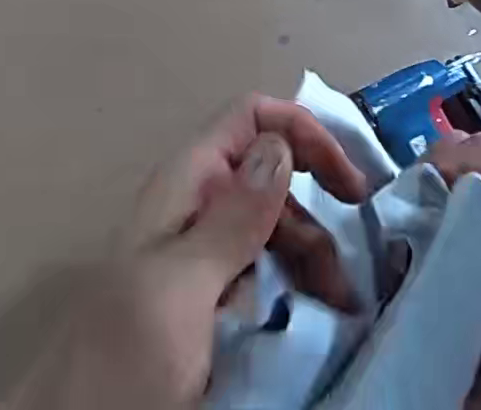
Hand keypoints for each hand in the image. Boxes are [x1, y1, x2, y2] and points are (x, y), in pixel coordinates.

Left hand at [40, 95, 368, 408]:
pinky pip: (271, 270)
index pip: (251, 119)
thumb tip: (280, 145)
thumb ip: (232, 217)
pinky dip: (301, 283)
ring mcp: (208, 253)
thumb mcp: (179, 288)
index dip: (300, 130)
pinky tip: (322, 313)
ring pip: (279, 224)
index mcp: (188, 183)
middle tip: (359, 243)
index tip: (346, 178)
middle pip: (275, 171)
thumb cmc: (120, 361)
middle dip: (319, 201)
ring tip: (344, 302)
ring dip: (316, 253)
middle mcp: (202, 205)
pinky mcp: (216, 297)